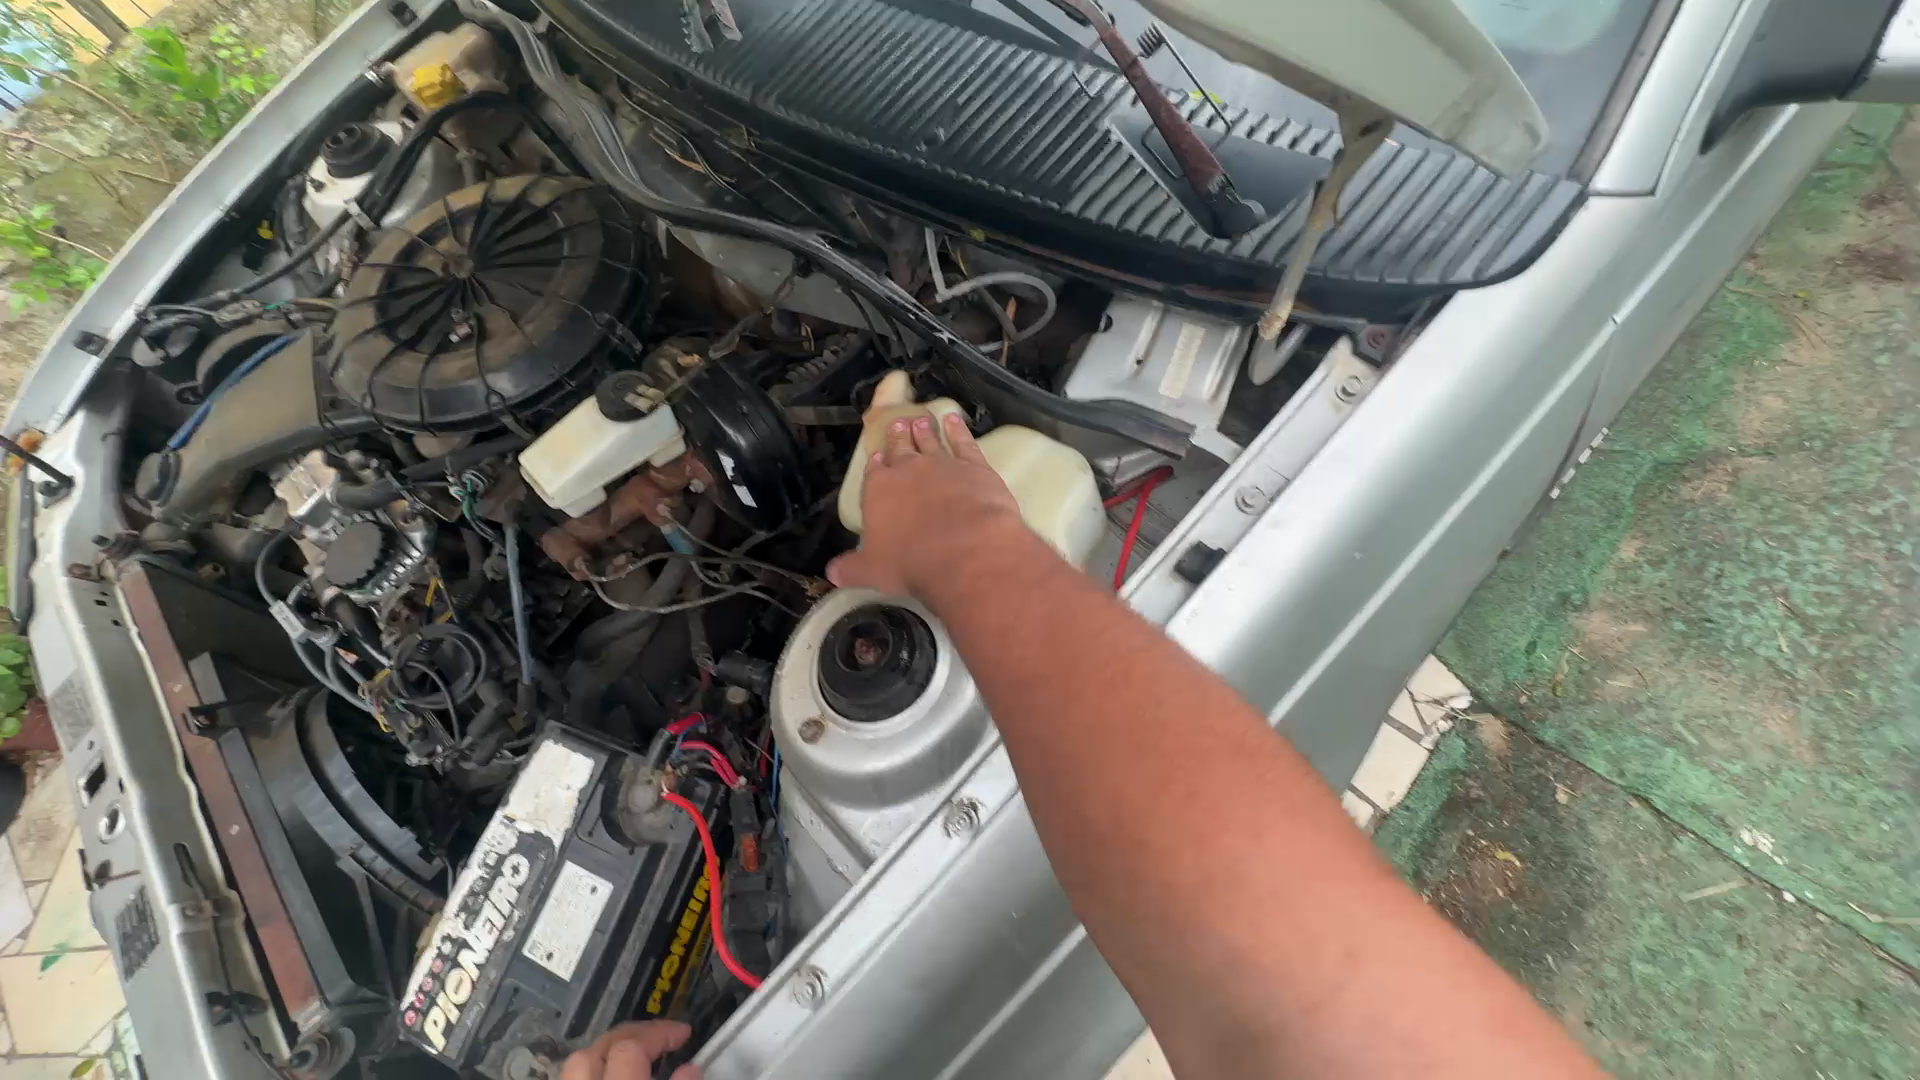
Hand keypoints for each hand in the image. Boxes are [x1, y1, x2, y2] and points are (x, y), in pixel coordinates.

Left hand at [560, 1021, 699, 1079]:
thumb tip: (690, 1068)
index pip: (629, 1049)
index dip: (659, 1033)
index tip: (683, 1034)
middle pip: (595, 1050)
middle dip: (631, 1035)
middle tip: (660, 1037)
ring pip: (575, 1064)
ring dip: (606, 1051)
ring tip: (634, 1054)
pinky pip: (570, 1078)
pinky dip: (590, 1071)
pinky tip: (610, 1075)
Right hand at [827, 412, 1025, 599]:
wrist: (966, 550)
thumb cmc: (913, 563)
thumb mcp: (873, 572)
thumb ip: (851, 569)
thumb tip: (832, 573)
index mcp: (879, 490)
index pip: (874, 472)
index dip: (876, 464)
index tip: (876, 455)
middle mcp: (908, 470)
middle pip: (900, 449)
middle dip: (897, 438)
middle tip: (897, 424)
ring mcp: (943, 465)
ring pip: (930, 442)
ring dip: (924, 431)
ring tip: (921, 421)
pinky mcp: (975, 467)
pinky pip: (964, 443)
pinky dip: (958, 431)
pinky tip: (955, 421)